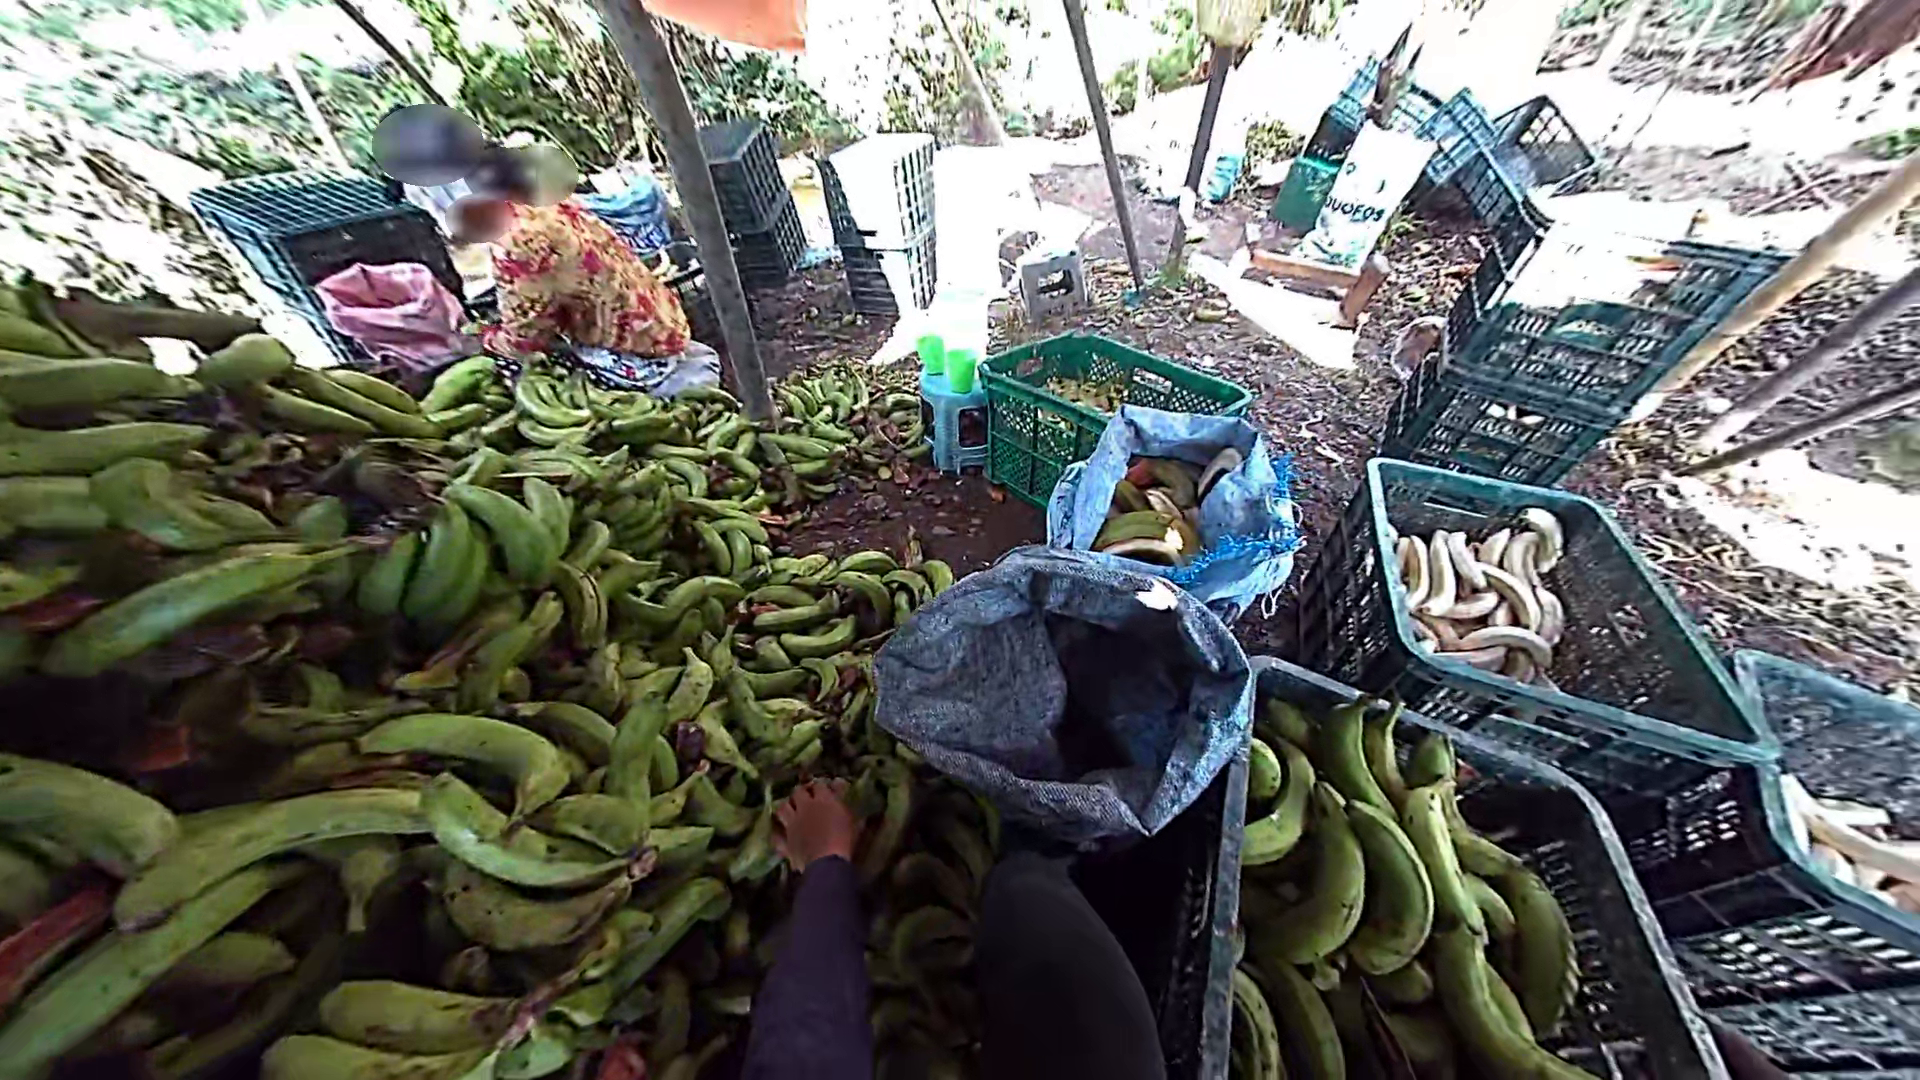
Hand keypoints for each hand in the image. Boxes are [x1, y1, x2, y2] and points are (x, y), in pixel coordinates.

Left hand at [773, 778, 856, 871]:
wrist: (826, 863)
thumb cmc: (844, 840)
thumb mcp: (851, 819)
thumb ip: (844, 804)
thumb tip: (843, 792)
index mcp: (823, 800)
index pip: (819, 785)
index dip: (821, 786)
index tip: (826, 789)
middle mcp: (805, 808)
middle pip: (798, 792)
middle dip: (801, 792)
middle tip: (807, 796)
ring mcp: (792, 824)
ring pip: (783, 808)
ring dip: (787, 807)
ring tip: (791, 810)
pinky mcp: (785, 841)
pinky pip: (777, 835)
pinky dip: (778, 833)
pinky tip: (782, 833)